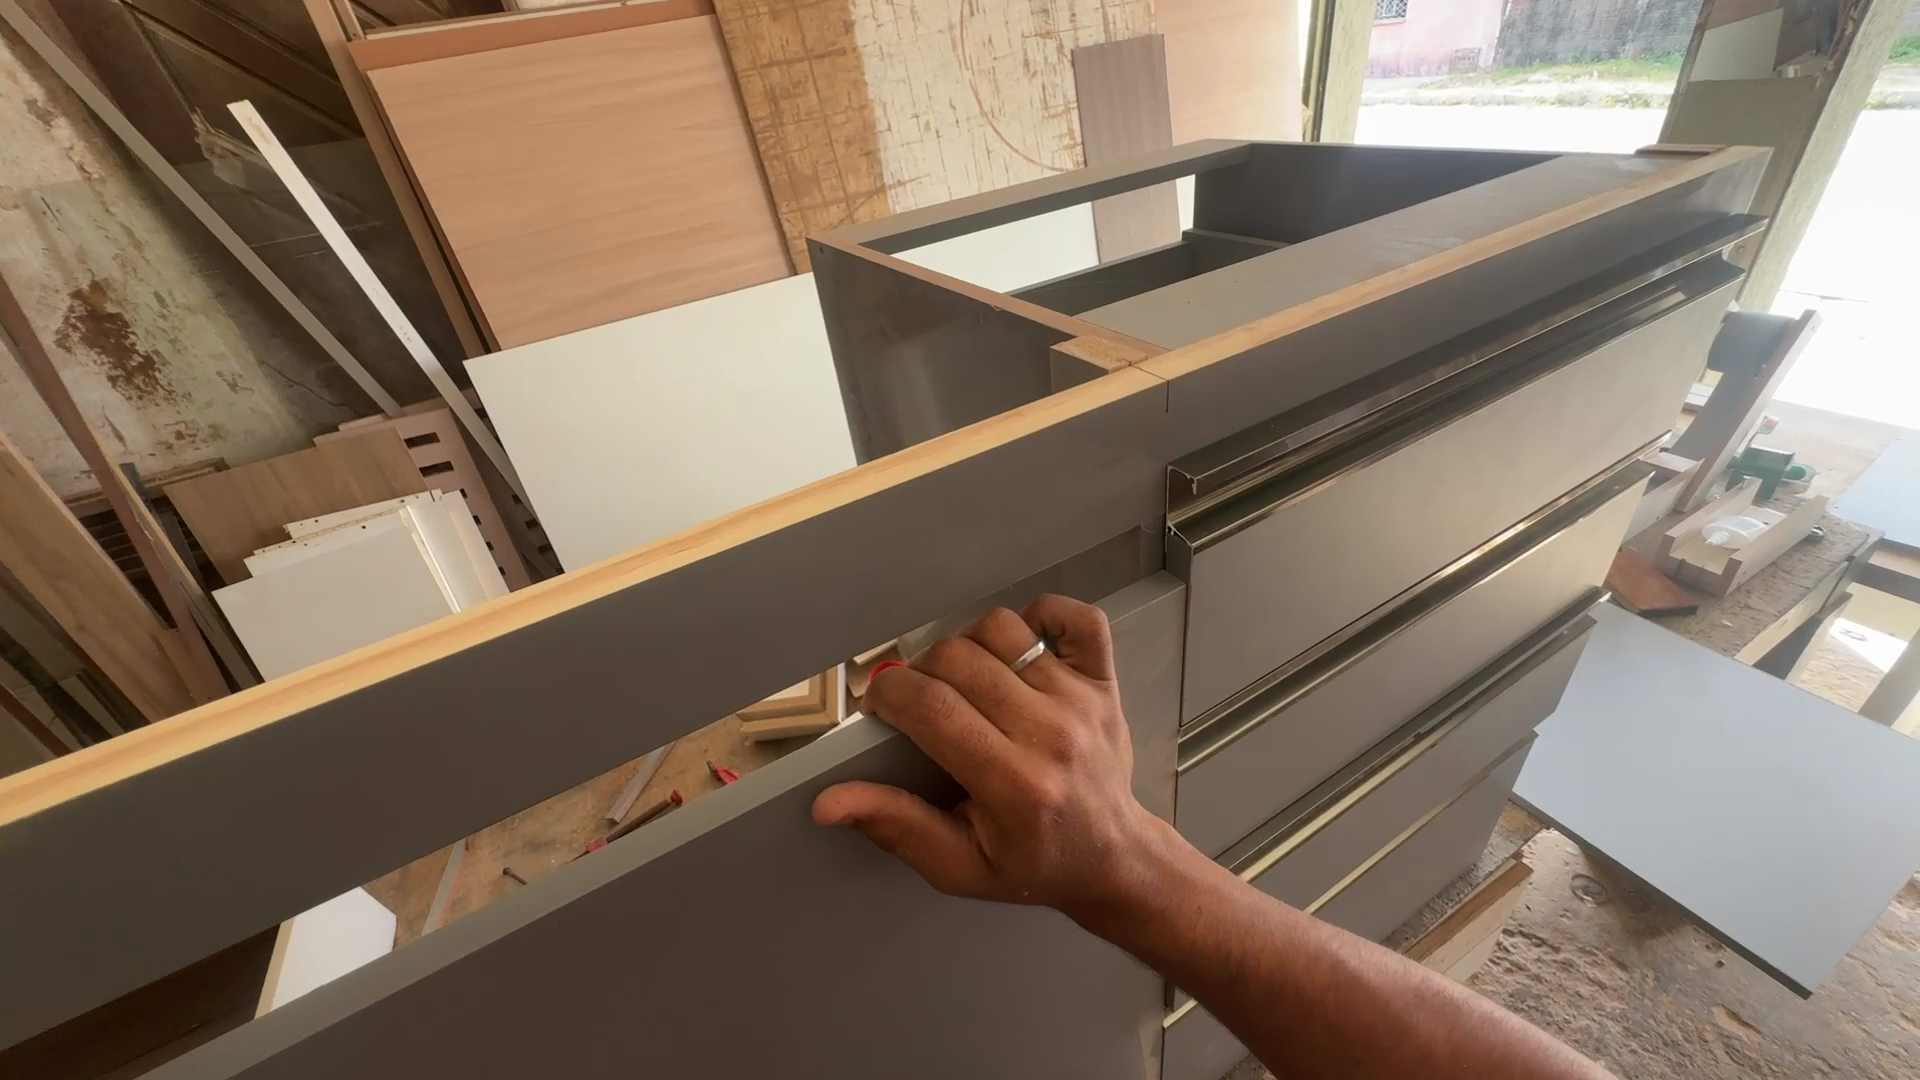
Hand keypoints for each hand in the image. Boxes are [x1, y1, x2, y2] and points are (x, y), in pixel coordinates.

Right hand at [812, 594, 1177, 922]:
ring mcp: (1080, 698)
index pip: (930, 705)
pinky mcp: (1103, 679)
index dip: (887, 693)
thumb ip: (895, 827)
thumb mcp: (957, 866)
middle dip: (918, 672)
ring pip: (1001, 628)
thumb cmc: (1033, 863)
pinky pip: (1077, 616)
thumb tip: (828, 802)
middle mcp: (1049, 730)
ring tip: (964, 681)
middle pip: (957, 658)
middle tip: (918, 703)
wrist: (1114, 857)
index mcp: (1012, 782)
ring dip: (968, 645)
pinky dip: (1042, 616)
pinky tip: (1020, 648)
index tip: (881, 708)